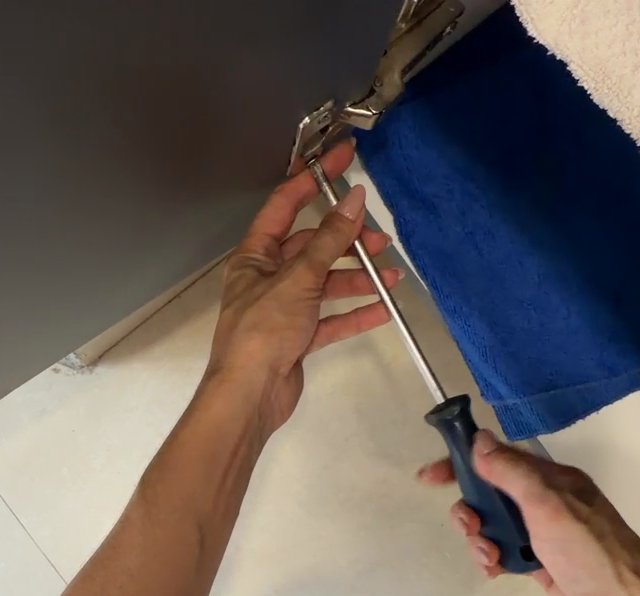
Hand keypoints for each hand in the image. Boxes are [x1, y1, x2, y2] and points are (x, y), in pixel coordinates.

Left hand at [206, 141, 400, 432]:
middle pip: (311, 248)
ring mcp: (282, 310)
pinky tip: (382, 307)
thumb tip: (353, 201)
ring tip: (389, 275)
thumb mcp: (297, 280)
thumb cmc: (262, 333)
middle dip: (346, 241)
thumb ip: (328, 241)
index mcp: (254, 258)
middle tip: (378, 238)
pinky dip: (354, 313)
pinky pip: (330, 319)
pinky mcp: (296, 338)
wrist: (250, 396)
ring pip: (324, 284)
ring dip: (356, 279)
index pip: (284, 206)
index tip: (343, 157)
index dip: (312, 179)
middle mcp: (266, 280)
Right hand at [417, 432, 639, 595]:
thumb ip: (512, 473)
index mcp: (553, 480)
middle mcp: (545, 502)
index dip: (462, 463)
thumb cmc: (590, 555)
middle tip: (472, 528)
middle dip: (471, 511)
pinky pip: (500, 551)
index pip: (499, 459)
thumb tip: (478, 440)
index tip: (430, 477)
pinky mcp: (537, 561)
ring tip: (492, 559)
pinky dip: (491, 559)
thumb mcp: (548, 507)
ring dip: (480, 540)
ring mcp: (541, 533)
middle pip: (488, 494)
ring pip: (491, 525)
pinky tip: (497, 572)